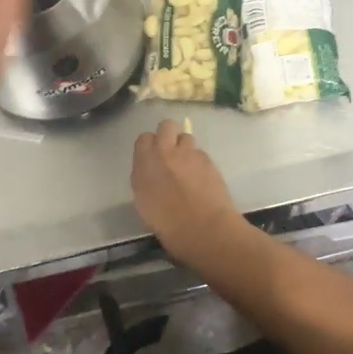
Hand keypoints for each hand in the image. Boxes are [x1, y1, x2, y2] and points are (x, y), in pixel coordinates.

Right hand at [131, 118, 243, 261]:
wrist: (204, 228)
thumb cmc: (168, 225)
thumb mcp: (144, 203)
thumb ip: (145, 180)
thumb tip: (150, 172)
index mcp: (145, 163)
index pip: (144, 138)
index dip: (149, 146)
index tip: (152, 159)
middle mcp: (166, 152)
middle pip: (167, 125)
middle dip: (168, 134)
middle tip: (170, 153)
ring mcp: (190, 154)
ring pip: (187, 137)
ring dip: (185, 148)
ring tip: (188, 168)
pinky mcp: (209, 160)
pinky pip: (201, 153)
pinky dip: (199, 162)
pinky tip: (202, 179)